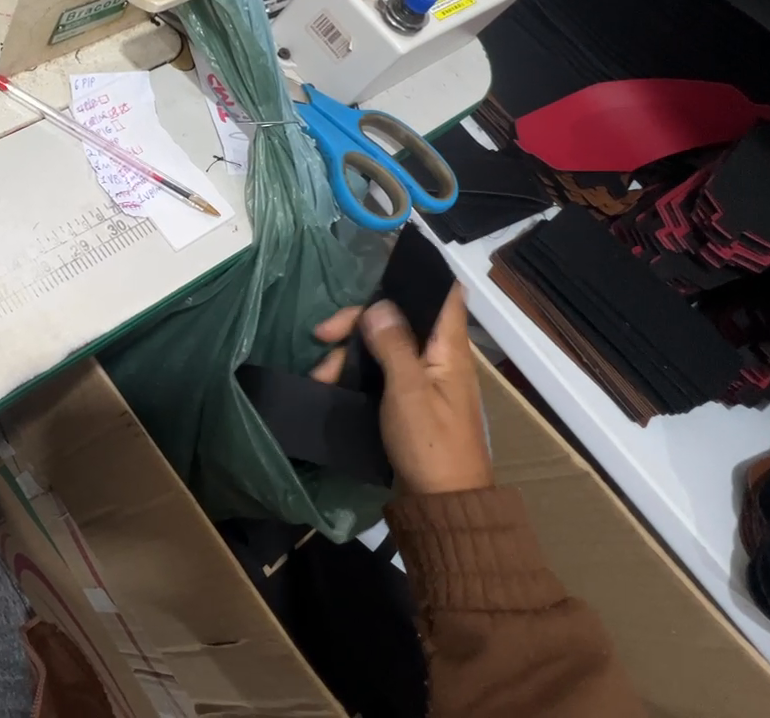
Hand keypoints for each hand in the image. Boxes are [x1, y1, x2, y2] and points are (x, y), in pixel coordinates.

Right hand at [310, 285, 493, 495]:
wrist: (442, 504)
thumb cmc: (430, 444)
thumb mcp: (408, 391)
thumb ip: (394, 345)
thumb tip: (378, 305)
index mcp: (448, 351)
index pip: (444, 298)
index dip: (421, 276)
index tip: (384, 264)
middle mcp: (438, 359)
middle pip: (395, 320)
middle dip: (356, 323)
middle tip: (321, 335)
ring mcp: (422, 380)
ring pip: (380, 346)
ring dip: (347, 354)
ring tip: (322, 377)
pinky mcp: (407, 399)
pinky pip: (377, 371)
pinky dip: (353, 372)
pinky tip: (330, 384)